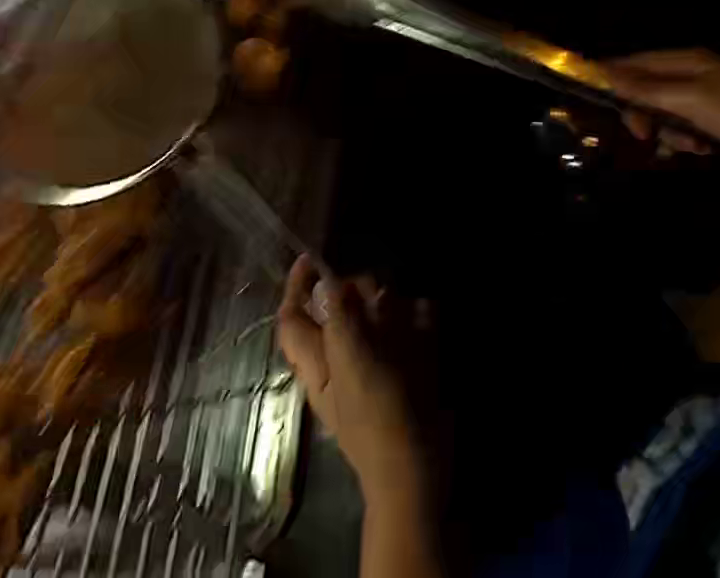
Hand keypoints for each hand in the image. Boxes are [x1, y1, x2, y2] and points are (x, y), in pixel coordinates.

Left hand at [276, 256, 434, 501]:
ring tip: (403, 306)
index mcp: (317, 364)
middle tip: (376, 290)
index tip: (311, 258)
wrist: (418, 462)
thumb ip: (340, 323)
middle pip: (337, 312)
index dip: (297, 289)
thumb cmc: (379, 417)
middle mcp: (340, 361)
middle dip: (356, 294)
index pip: (293, 319)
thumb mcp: (354, 366)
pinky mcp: (403, 366)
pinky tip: (426, 320)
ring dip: (388, 305)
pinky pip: (407, 329)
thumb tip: (326, 283)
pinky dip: (415, 319)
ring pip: (374, 318)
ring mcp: (373, 364)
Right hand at [606, 49, 719, 157]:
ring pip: (668, 114)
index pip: (636, 63)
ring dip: (673, 134)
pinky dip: (691, 140)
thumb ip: (648, 88)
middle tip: (648, 137)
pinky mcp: (719, 115)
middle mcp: (692, 73)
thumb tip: (606, 72)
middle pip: (649, 92)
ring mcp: (706, 94)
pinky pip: (690, 126)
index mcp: (685, 60)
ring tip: (693, 146)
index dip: (614, 80)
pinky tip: (704, 150)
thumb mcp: (691, 99)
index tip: (600, 102)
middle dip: (647, 117)